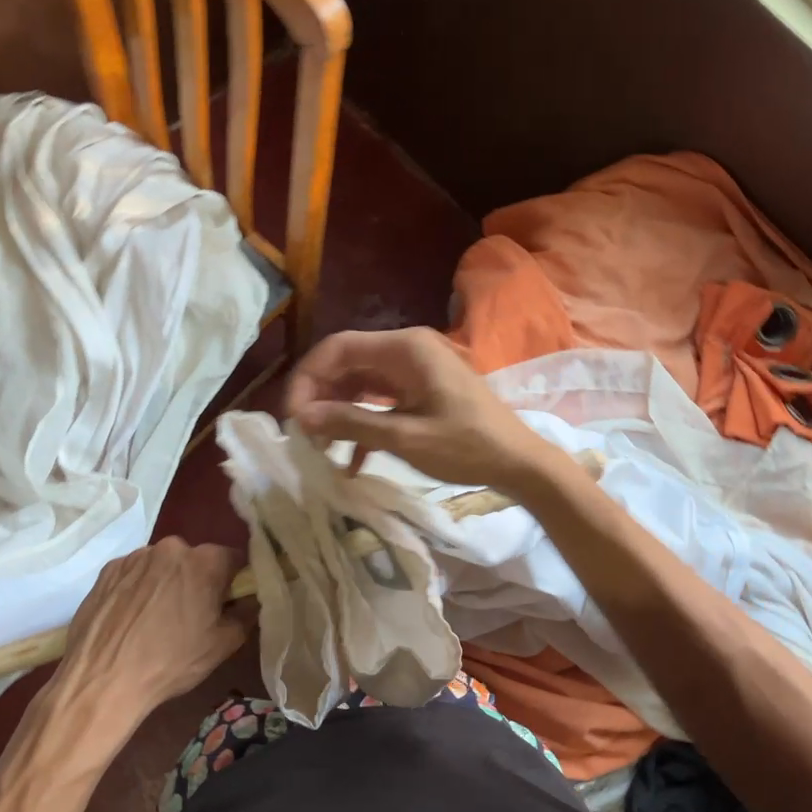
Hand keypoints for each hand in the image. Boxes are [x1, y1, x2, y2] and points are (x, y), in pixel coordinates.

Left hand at [55, 538, 252, 710]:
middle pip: (196, 559)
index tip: (226, 604)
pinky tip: (131, 618)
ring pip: (163, 566)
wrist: (101, 681)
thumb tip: (248, 600)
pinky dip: (138, 589)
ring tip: (155, 619)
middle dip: (198, 580)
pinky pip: (135, 573)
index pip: (234, 559)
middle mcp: (172, 548)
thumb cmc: (170, 662)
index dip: (234, 582)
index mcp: (206, 561)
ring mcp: (136, 557)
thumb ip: (246, 614)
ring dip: (166, 583)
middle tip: (190, 615)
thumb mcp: (224, 645)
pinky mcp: (107, 570)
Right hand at [286, 327, 561, 493]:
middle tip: (304, 437)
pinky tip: (351, 461)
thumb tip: (301, 417)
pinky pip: (379, 399)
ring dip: (338, 414)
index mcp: (406, 348)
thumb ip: (352, 423)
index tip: (293, 418)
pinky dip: (362, 423)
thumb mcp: (405, 437)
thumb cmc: (467, 446)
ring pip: (359, 383)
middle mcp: (407, 350)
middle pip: (346, 363)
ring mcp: (415, 370)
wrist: (518, 462)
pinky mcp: (421, 390)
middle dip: (320, 398)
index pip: (337, 348)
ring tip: (322, 450)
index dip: (308, 379)